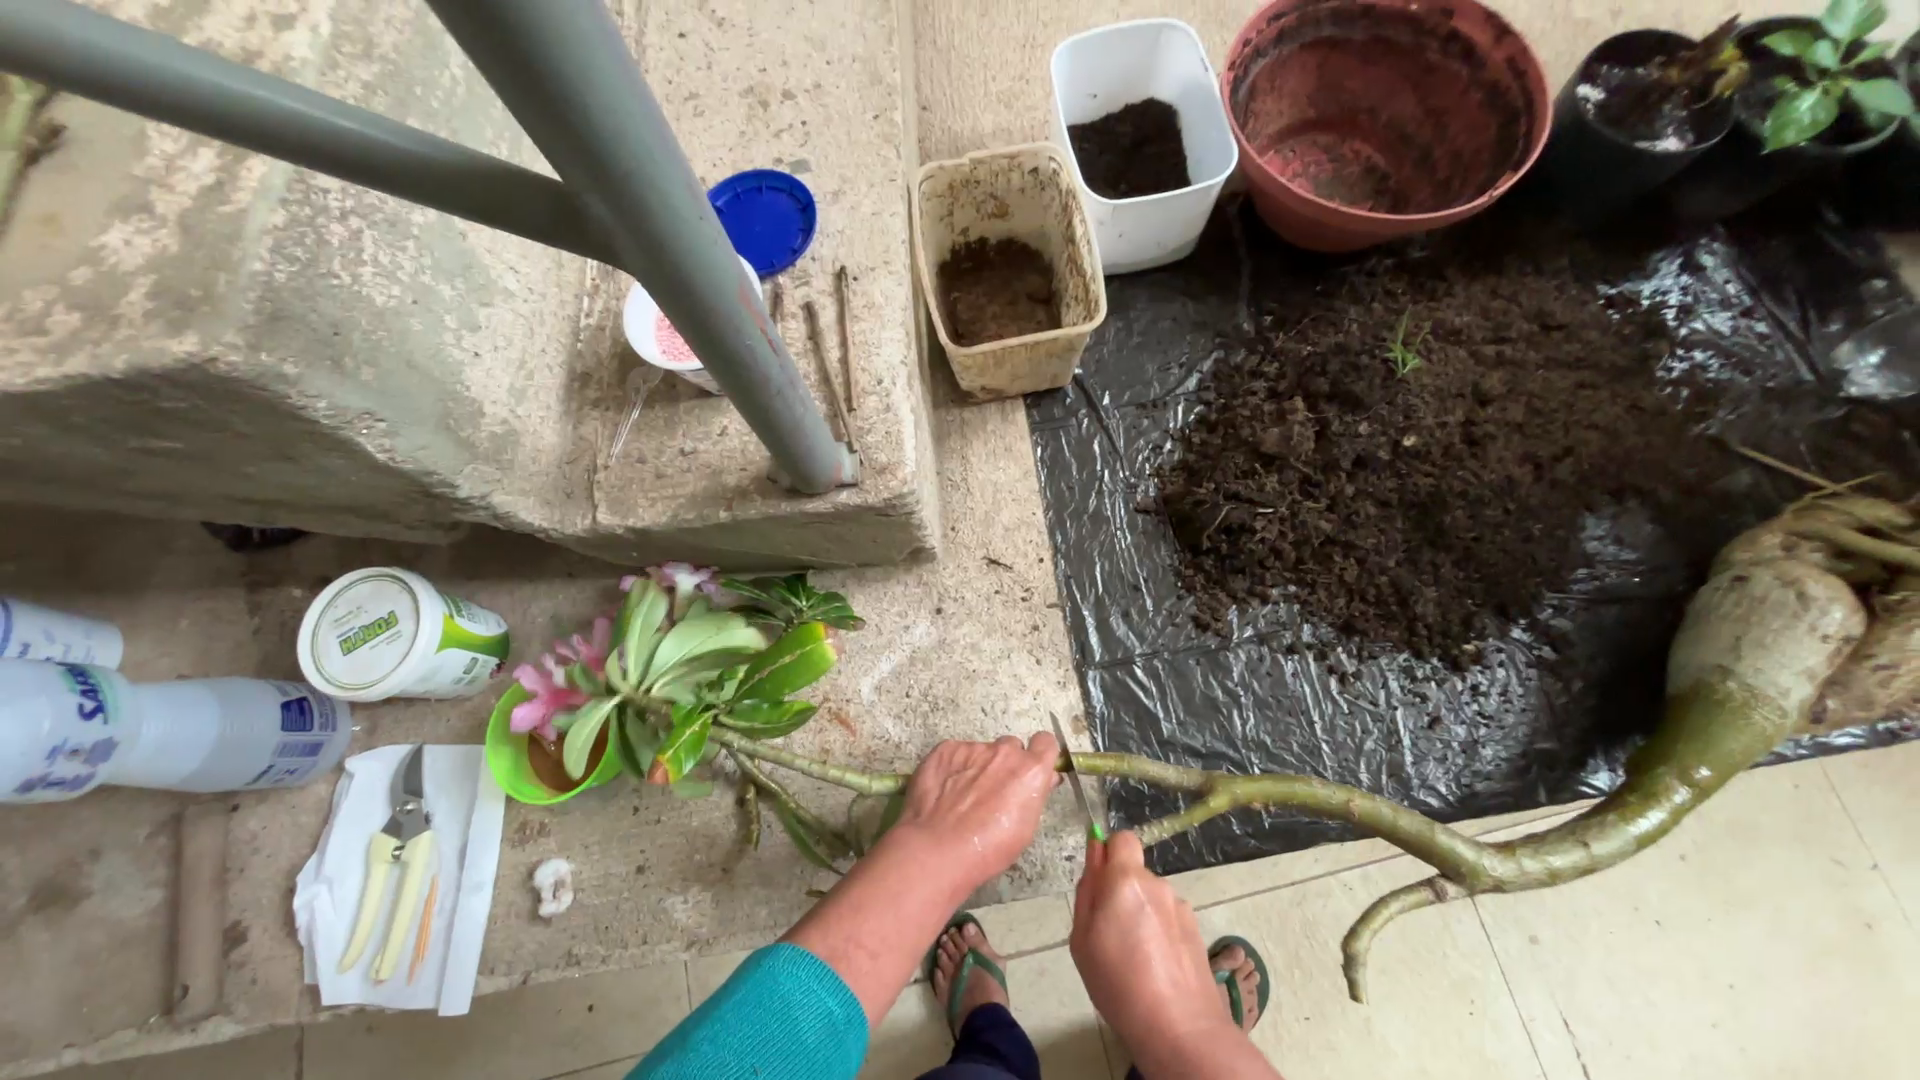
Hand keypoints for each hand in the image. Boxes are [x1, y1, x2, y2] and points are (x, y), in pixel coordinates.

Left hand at [886, 733, 1061, 893]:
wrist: (939, 847)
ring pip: (981, 751)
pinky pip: (956, 754)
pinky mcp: (945, 750)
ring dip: (978, 766)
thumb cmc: (990, 847)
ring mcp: (973, 748)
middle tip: (993, 790)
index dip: (1039, 754)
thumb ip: (1035, 794)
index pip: (1046, 742)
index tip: (1031, 769)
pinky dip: (954, 767)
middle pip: (1011, 747)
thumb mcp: (1026, 827)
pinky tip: (945, 790)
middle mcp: (1004, 751)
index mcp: (1030, 769)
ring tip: (963, 796)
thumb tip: (1043, 779)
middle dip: (1006, 764)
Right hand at [1071, 832, 1237, 1059]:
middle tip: (1108, 933)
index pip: (1121, 839)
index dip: (1109, 854)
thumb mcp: (1082, 939)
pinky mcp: (1196, 931)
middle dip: (1121, 891)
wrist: (1180, 1028)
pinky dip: (1159, 933)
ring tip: (1133, 958)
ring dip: (1141, 915)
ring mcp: (1180, 908)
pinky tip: (1155, 968)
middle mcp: (1157, 885)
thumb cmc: (1118, 983)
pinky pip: (1168, 919)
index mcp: (1125, 881)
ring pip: (1151, 898)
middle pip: (1134, 873)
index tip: (1099, 884)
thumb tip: (1094, 856)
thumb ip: (1087, 892)